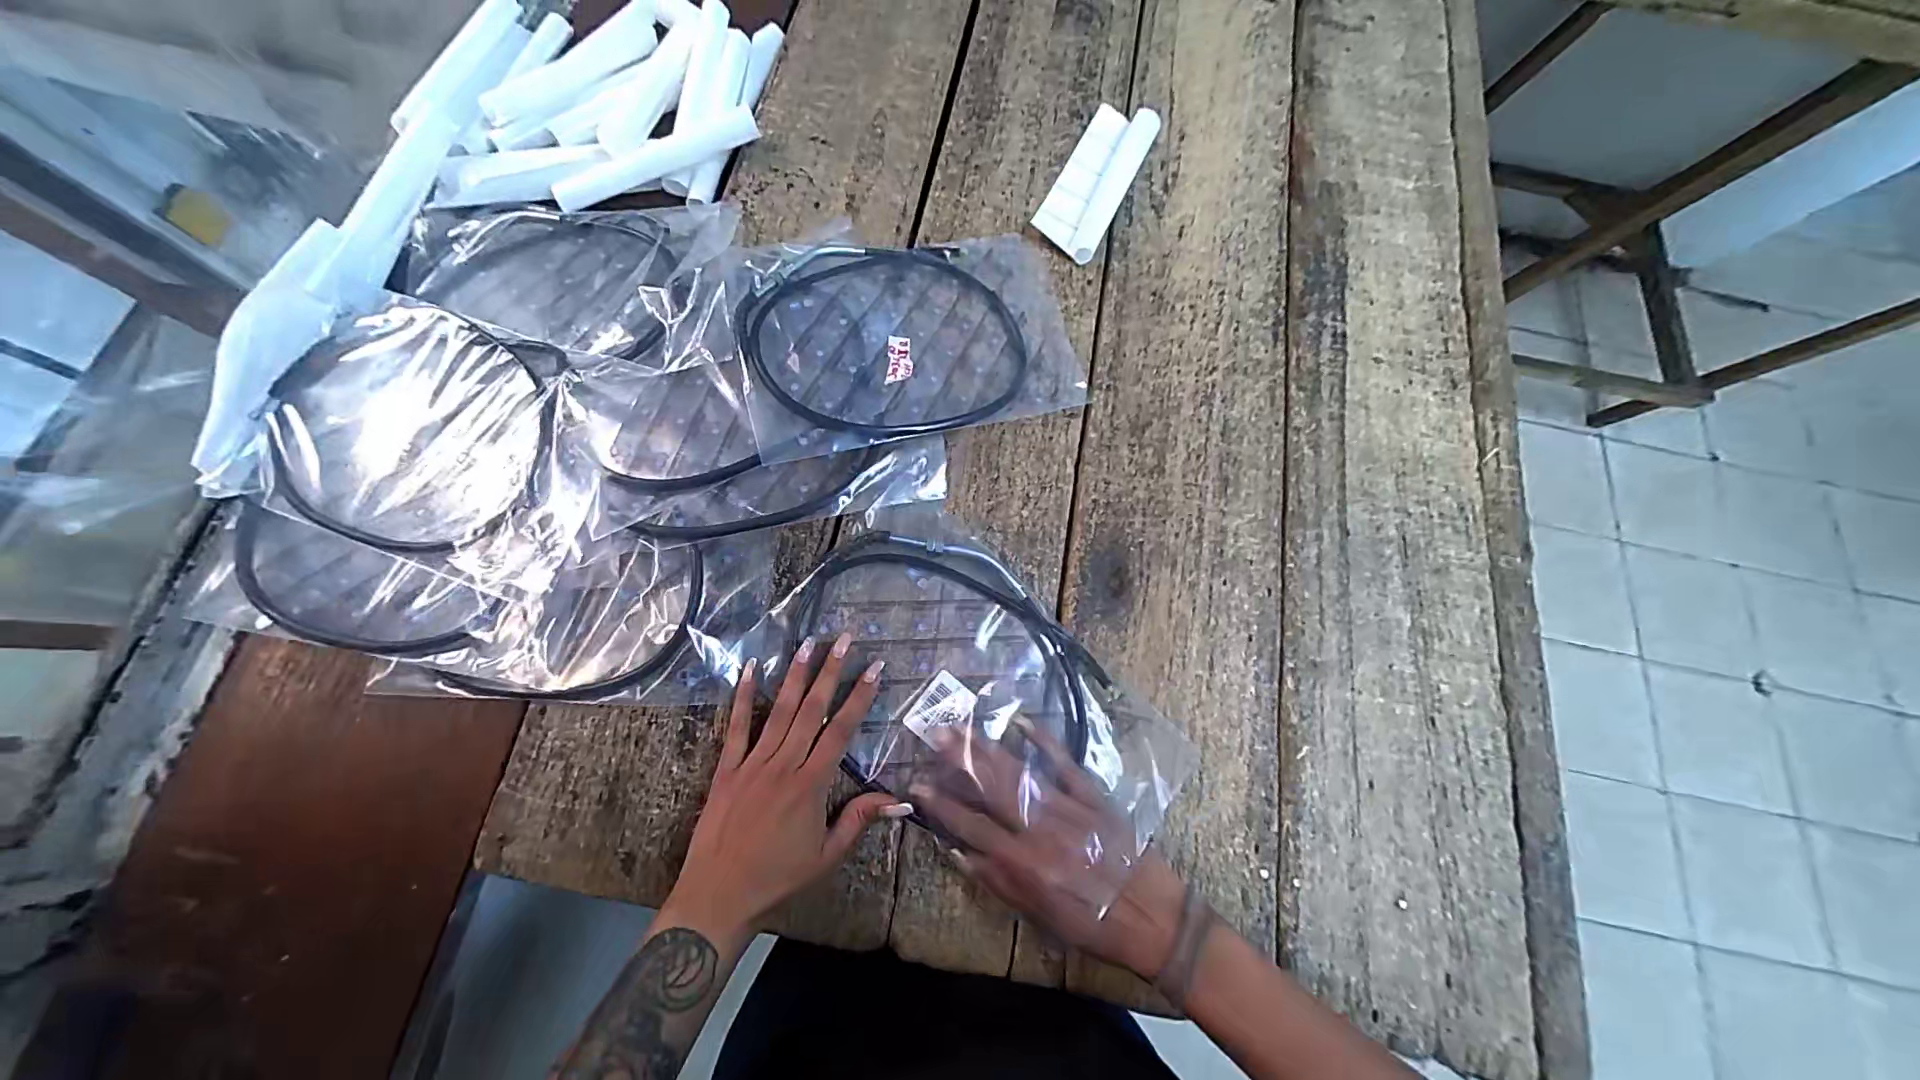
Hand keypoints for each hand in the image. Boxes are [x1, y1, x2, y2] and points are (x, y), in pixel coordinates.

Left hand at [661, 633, 908, 941]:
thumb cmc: (778, 879)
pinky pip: (737, 727)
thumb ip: (860, 819)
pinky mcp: (727, 769)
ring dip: (796, 675)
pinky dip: (744, 697)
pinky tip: (751, 670)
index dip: (860, 696)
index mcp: (812, 784)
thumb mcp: (827, 855)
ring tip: (808, 643)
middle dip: (830, 671)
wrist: (717, 897)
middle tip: (844, 639)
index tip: (874, 667)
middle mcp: (784, 765)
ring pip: (780, 711)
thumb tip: (902, 800)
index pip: (841, 730)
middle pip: (812, 709)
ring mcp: (752, 764)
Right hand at [910, 716, 1187, 979]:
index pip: (973, 827)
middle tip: (935, 734)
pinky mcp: (1095, 797)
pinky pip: (1065, 764)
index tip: (918, 785)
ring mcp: (1069, 808)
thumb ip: (999, 883)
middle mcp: (1041, 829)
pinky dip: (1044, 742)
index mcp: (1025, 862)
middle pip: (992, 788)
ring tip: (964, 728)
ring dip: (989, 748)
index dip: (942, 805)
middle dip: (961, 761)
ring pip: (1020, 773)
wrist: (1157, 920)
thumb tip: (960, 853)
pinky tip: (1022, 723)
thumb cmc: (1094, 925)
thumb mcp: (1042, 916)